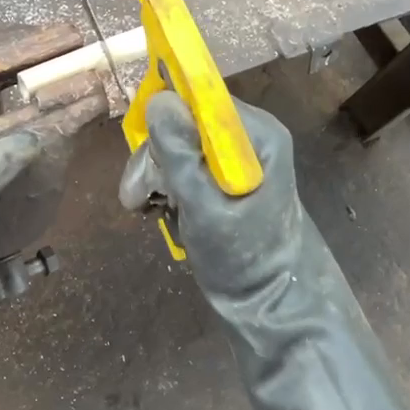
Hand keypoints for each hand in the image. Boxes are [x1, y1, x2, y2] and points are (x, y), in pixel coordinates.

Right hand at [122, 93, 409, 409]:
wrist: (271, 311)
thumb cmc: (244, 260)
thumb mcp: (205, 207)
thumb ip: (180, 153)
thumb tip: (158, 99)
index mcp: (258, 134)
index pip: (201, 98)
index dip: (167, 116)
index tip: (145, 151)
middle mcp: (247, 135)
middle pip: (184, 121)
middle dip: (155, 157)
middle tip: (137, 197)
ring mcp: (233, 154)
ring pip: (176, 143)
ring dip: (153, 174)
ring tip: (144, 207)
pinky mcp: (220, 173)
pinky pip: (182, 162)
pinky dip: (164, 184)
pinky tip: (159, 207)